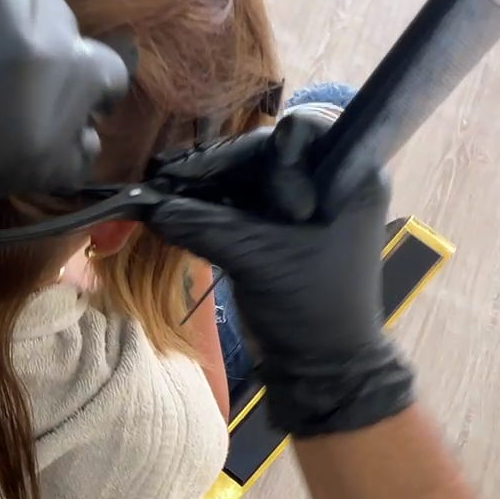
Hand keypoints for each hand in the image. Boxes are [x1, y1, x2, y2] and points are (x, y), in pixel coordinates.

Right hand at [146, 113, 413, 434]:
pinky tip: (177, 215)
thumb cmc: (310, 308)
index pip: (297, 133)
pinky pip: (241, 208)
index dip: (250, 152)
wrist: (320, 365)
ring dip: (205, 190)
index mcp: (349, 175)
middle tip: (167, 182)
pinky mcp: (279, 233)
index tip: (205, 179)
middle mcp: (329, 181)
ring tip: (163, 197)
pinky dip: (210, 211)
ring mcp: (302, 208)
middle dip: (215, 170)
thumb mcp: (258, 260)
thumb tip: (150, 208)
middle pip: (265, 156)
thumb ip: (205, 228)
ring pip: (248, 182)